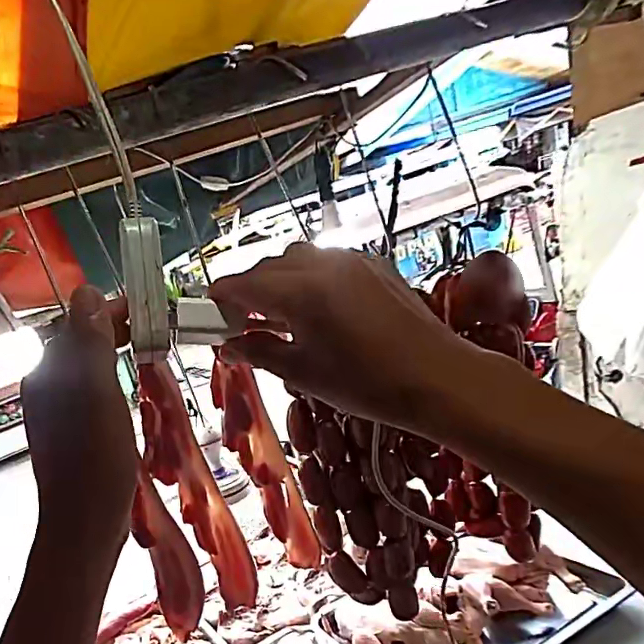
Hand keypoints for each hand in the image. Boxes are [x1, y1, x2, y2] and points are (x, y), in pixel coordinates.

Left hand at [22, 286, 135, 548]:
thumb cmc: (94, 462)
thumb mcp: (97, 395)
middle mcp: (47, 386)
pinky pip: (93, 392)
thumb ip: (90, 342)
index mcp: (49, 372)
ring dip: (119, 353)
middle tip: (161, 332)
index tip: (155, 310)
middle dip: (119, 330)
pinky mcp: (72, 432)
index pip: (80, 321)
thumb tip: (88, 294)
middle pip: (83, 342)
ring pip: (89, 367)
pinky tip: (133, 390)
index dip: (116, 310)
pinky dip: (115, 381)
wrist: (84, 526)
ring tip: (154, 354)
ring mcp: (58, 411)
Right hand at [211, 244, 509, 440]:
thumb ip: (260, 352)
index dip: (220, 299)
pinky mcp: (372, 267)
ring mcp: (351, 261)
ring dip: (277, 283)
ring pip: (296, 260)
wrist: (435, 378)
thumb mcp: (303, 373)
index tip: (208, 316)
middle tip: (238, 325)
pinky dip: (306, 280)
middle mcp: (323, 264)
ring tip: (276, 318)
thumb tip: (230, 347)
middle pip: (267, 267)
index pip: (242, 284)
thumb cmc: (366, 383)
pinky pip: (325, 263)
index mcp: (300, 291)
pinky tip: (312, 311)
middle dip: (247, 292)